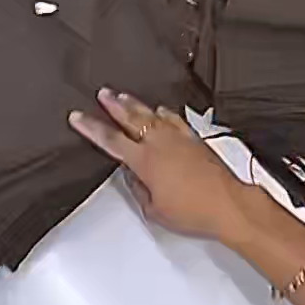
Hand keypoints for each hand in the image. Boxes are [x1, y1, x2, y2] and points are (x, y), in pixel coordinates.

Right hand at [69, 88, 266, 243]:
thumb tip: (133, 175)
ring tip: (123, 96)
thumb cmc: (192, 211)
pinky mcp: (194, 138)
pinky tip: (160, 109)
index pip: (110, 140)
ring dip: (135, 104)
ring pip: (152, 114)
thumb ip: (138, 188)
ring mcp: (178, 137)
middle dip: (113, 104)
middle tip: (102, 93)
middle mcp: (160, 143)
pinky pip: (173, 118)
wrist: (227, 203)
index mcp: (145, 161)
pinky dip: (163, 112)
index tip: (78, 117)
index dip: (91, 127)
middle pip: (131, 117)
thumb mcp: (154, 209)